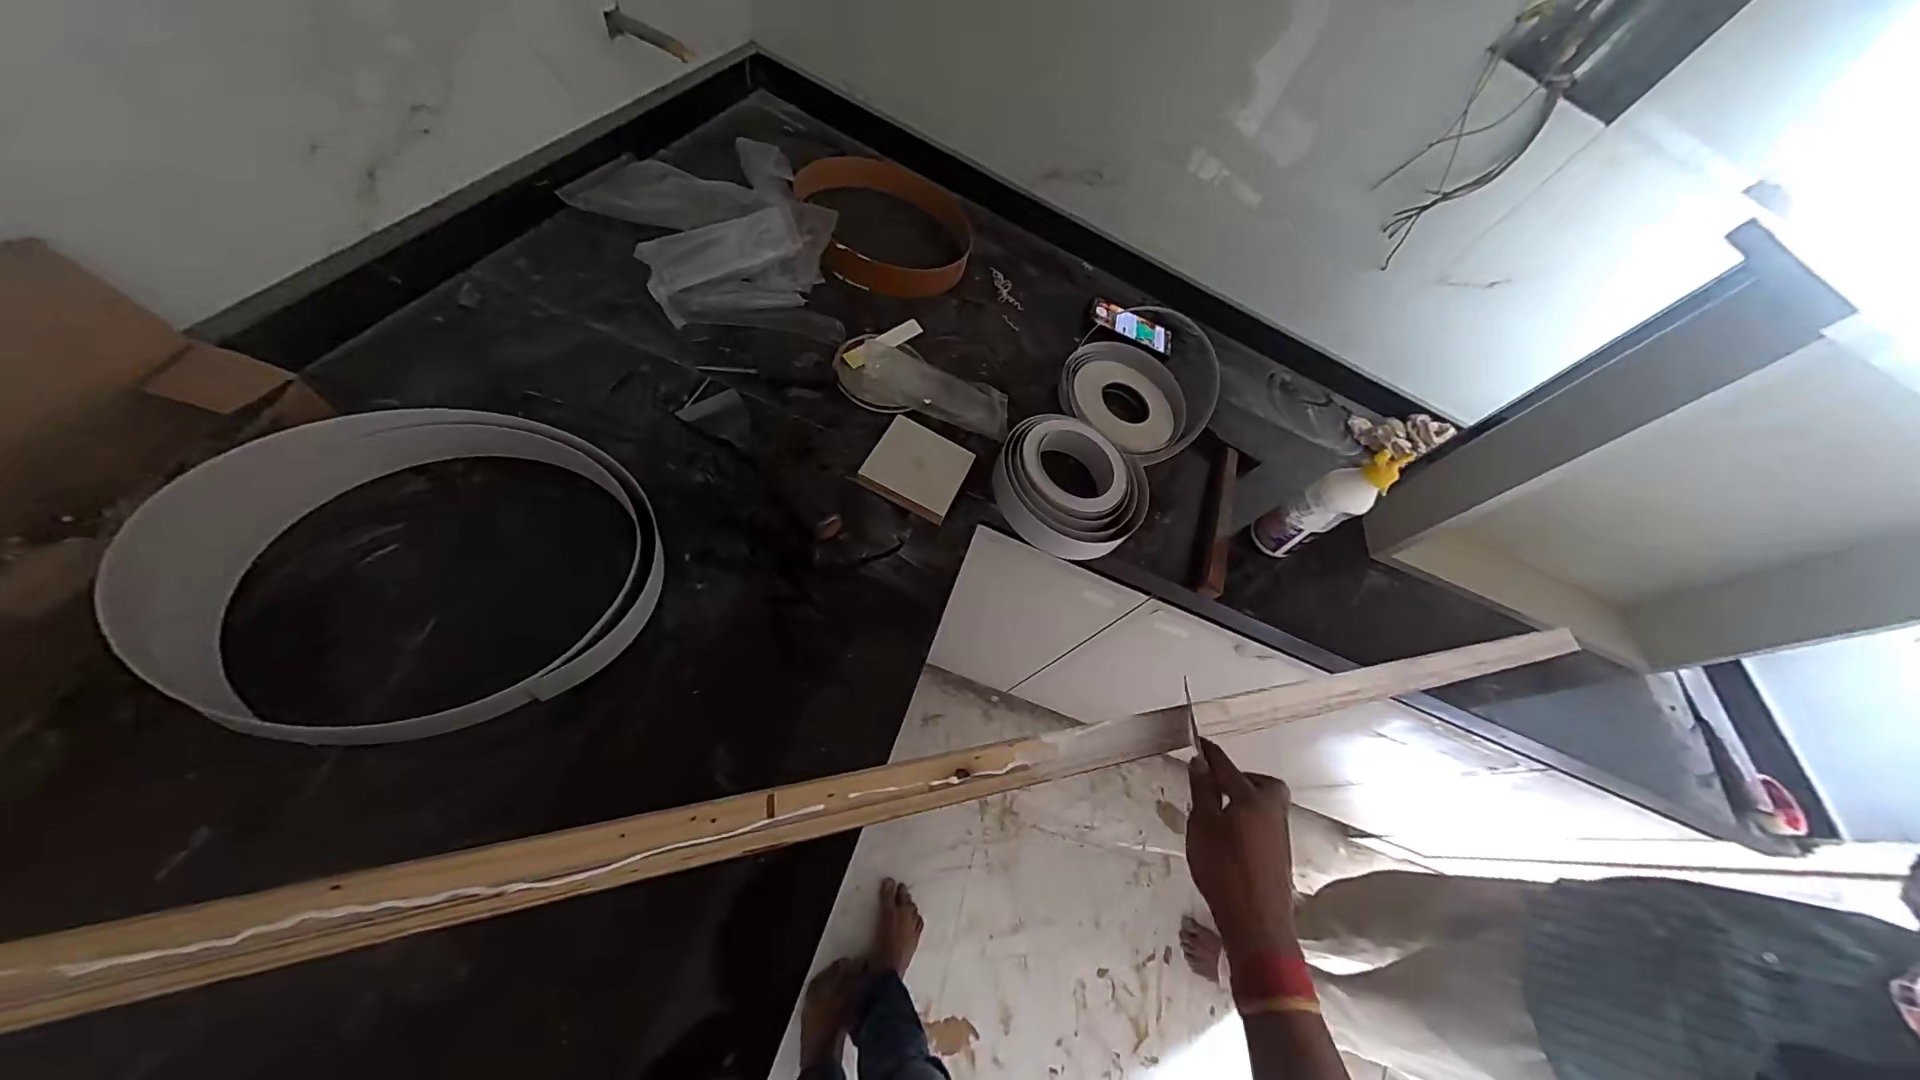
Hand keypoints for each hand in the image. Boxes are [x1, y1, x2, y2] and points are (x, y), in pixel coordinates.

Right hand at [1186, 737, 1296, 958]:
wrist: (1257, 923)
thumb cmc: (1223, 870)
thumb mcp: (1202, 826)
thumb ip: (1202, 792)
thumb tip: (1200, 764)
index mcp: (1252, 798)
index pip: (1227, 767)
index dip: (1211, 754)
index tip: (1199, 742)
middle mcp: (1273, 810)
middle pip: (1262, 782)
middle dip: (1241, 778)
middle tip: (1216, 784)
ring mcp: (1280, 833)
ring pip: (1265, 803)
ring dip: (1245, 799)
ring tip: (1219, 810)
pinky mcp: (1281, 853)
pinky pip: (1265, 822)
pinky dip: (1249, 818)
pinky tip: (1231, 833)